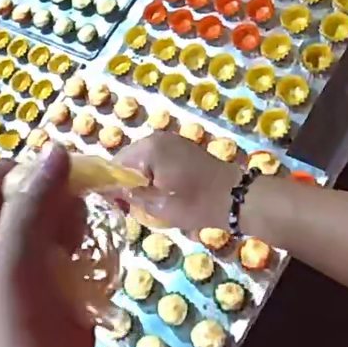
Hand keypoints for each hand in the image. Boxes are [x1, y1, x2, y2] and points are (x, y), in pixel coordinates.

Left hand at [0, 145, 93, 346]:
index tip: (65, 177)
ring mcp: (19, 250)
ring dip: (68, 220)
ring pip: (53, 208)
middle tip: (66, 224)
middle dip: (54, 198)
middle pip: (28, 188)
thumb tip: (57, 148)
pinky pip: (66, 231)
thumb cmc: (16, 319)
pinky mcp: (46, 265)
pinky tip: (79, 257)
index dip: (30, 171)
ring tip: (69, 249)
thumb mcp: (17, 252)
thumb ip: (36, 198)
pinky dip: (77, 237)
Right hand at [111, 132, 243, 235]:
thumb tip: (110, 191)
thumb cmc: (197, 203)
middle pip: (128, 161)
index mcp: (148, 148)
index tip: (117, 206)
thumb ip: (130, 195)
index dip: (111, 186)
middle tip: (133, 207)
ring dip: (141, 180)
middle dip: (127, 183)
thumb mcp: (158, 205)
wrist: (237, 198)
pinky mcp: (182, 148)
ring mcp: (171, 141)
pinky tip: (162, 192)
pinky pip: (157, 160)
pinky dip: (154, 175)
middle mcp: (156, 138)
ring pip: (142, 161)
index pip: (115, 165)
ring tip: (149, 202)